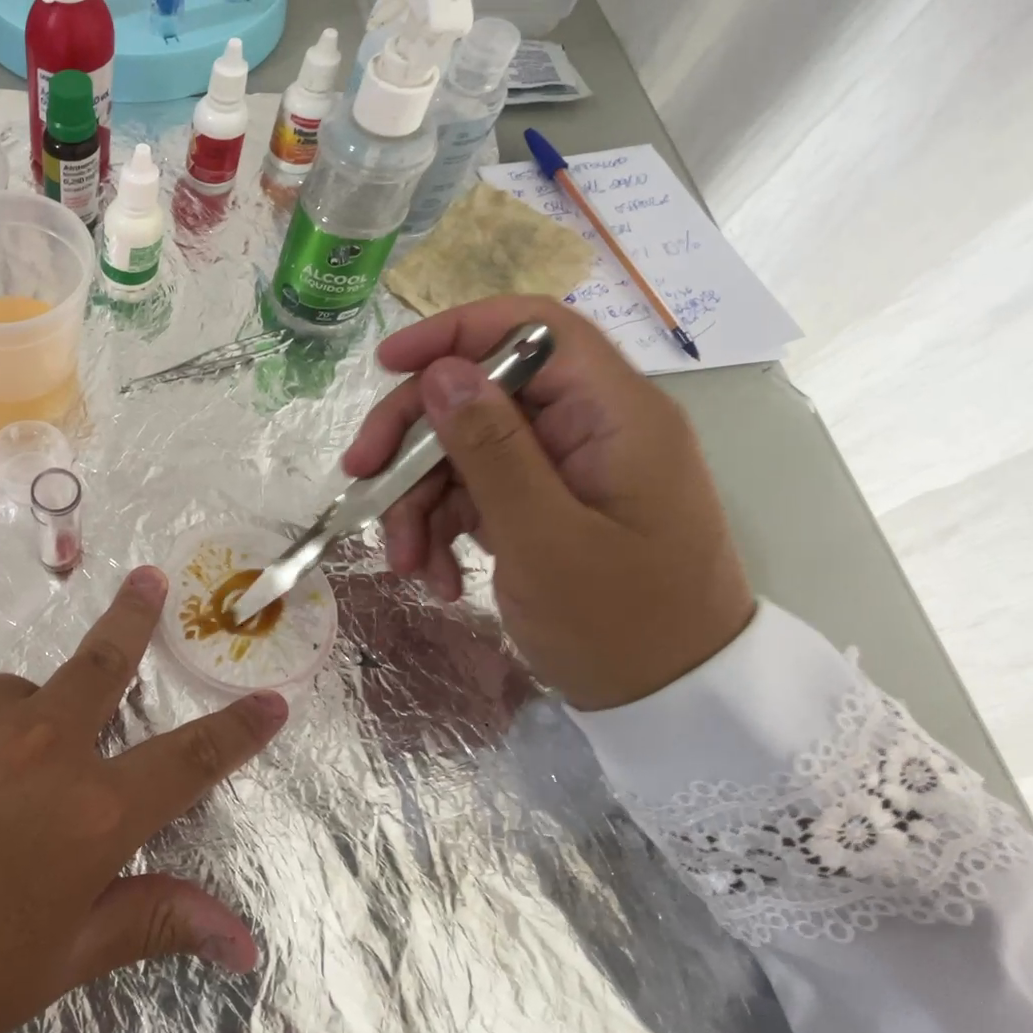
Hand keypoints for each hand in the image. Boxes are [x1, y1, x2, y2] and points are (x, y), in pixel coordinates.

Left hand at [0, 567, 287, 1032]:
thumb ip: (153, 920)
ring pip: (18, 698)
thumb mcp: (59, 956)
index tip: (270, 700)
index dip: (237, 732)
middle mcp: (40, 743)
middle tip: (148, 582)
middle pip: (103, 665)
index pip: (187, 760)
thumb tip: (245, 942)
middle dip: (133, 620)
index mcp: (90, 814)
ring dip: (19, 727)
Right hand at [341, 296, 754, 710]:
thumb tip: (442, 371)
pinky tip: (436, 578)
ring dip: (418, 504)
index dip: (454, 334)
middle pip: (479, 394)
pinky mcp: (542, 507)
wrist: (672, 702)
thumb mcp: (544, 538)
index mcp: (613, 415)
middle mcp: (588, 429)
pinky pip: (473, 496)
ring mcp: (563, 470)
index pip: (531, 330)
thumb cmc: (622, 625)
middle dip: (412, 440)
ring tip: (406, 565)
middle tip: (360, 480)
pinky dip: (441, 531)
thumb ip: (492, 449)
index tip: (386, 368)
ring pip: (463, 452)